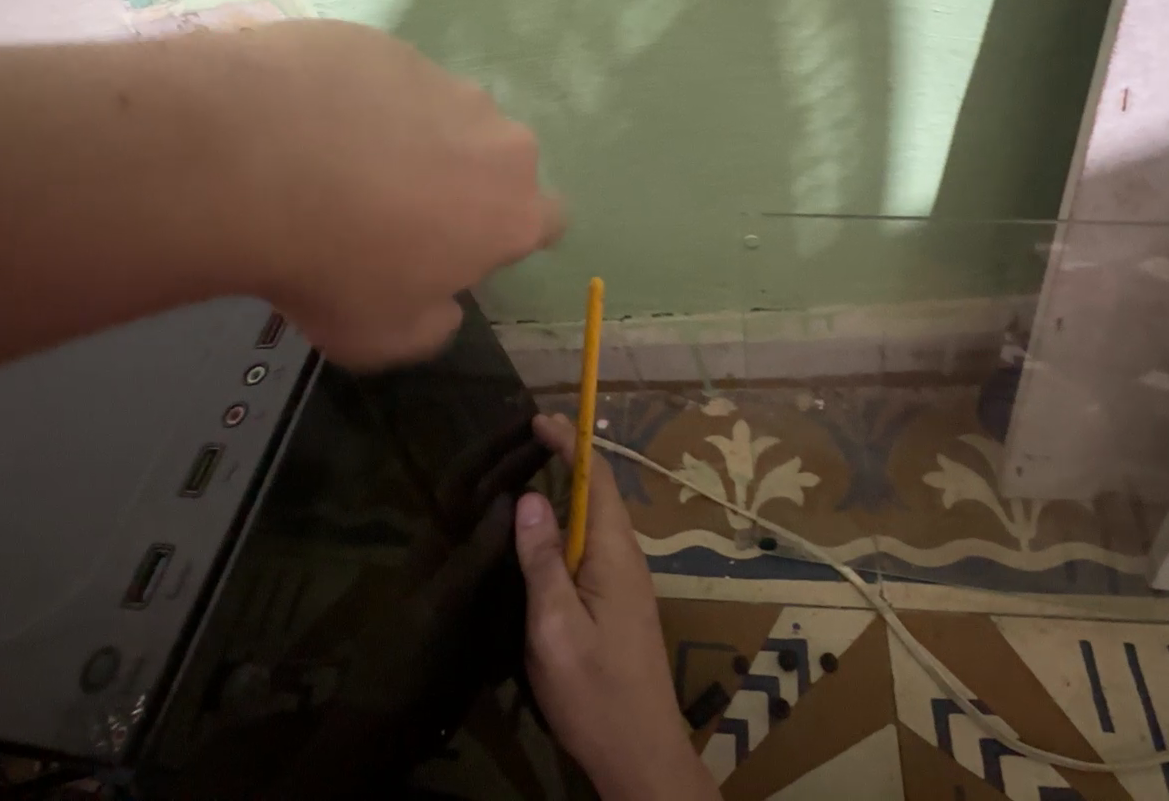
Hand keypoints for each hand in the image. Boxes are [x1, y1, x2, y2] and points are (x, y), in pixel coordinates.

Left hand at [217, 20, 562, 367]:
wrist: (245, 161)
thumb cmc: (329, 267)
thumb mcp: (382, 337)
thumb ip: (433, 326)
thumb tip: (446, 304)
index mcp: (512, 212)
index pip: (548, 220)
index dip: (504, 235)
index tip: (459, 247)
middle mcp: (498, 139)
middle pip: (499, 161)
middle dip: (465, 181)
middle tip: (397, 206)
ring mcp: (443, 81)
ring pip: (448, 114)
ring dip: (418, 136)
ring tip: (345, 157)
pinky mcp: (388, 42)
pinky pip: (389, 78)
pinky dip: (365, 98)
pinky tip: (310, 120)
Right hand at [513, 414, 720, 800]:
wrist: (640, 751)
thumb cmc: (594, 690)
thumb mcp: (555, 626)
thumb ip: (543, 561)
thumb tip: (530, 497)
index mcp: (613, 552)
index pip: (594, 479)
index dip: (570, 443)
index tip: (539, 417)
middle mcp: (626, 555)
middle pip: (598, 492)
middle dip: (568, 457)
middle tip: (527, 438)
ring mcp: (626, 579)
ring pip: (596, 518)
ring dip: (568, 489)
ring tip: (530, 473)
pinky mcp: (620, 599)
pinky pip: (594, 542)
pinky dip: (569, 522)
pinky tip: (545, 533)